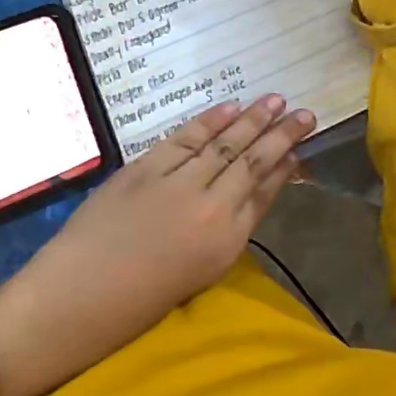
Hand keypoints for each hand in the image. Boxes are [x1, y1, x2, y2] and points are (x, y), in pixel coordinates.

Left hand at [0, 95, 315, 395]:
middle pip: (253, 163)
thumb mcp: (200, 271)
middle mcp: (213, 208)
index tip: (299, 147)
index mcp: (229, 241)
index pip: (264, 194)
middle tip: (304, 112)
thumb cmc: (141, 294)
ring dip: (252, 120)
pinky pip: (184, 139)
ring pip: (225, 145)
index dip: (284, 168)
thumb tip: (239, 199)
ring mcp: (178, 185)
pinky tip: (228, 108)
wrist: (90, 289)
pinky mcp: (145, 170)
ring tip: (274, 101)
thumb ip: (223, 234)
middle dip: (280, 136)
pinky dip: (208, 122)